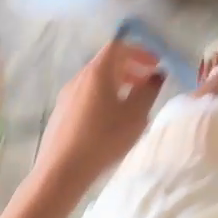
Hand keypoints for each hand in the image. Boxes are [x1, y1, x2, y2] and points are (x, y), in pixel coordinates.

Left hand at [32, 40, 164, 195]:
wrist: (61, 170)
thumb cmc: (103, 138)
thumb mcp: (135, 115)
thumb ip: (149, 91)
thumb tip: (156, 75)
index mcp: (98, 72)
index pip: (118, 47)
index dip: (139, 51)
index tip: (155, 64)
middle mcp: (80, 78)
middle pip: (106, 62)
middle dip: (130, 67)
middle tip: (147, 82)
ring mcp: (67, 95)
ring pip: (96, 79)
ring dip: (117, 82)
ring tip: (131, 101)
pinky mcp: (61, 112)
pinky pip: (86, 94)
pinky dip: (103, 95)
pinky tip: (110, 118)